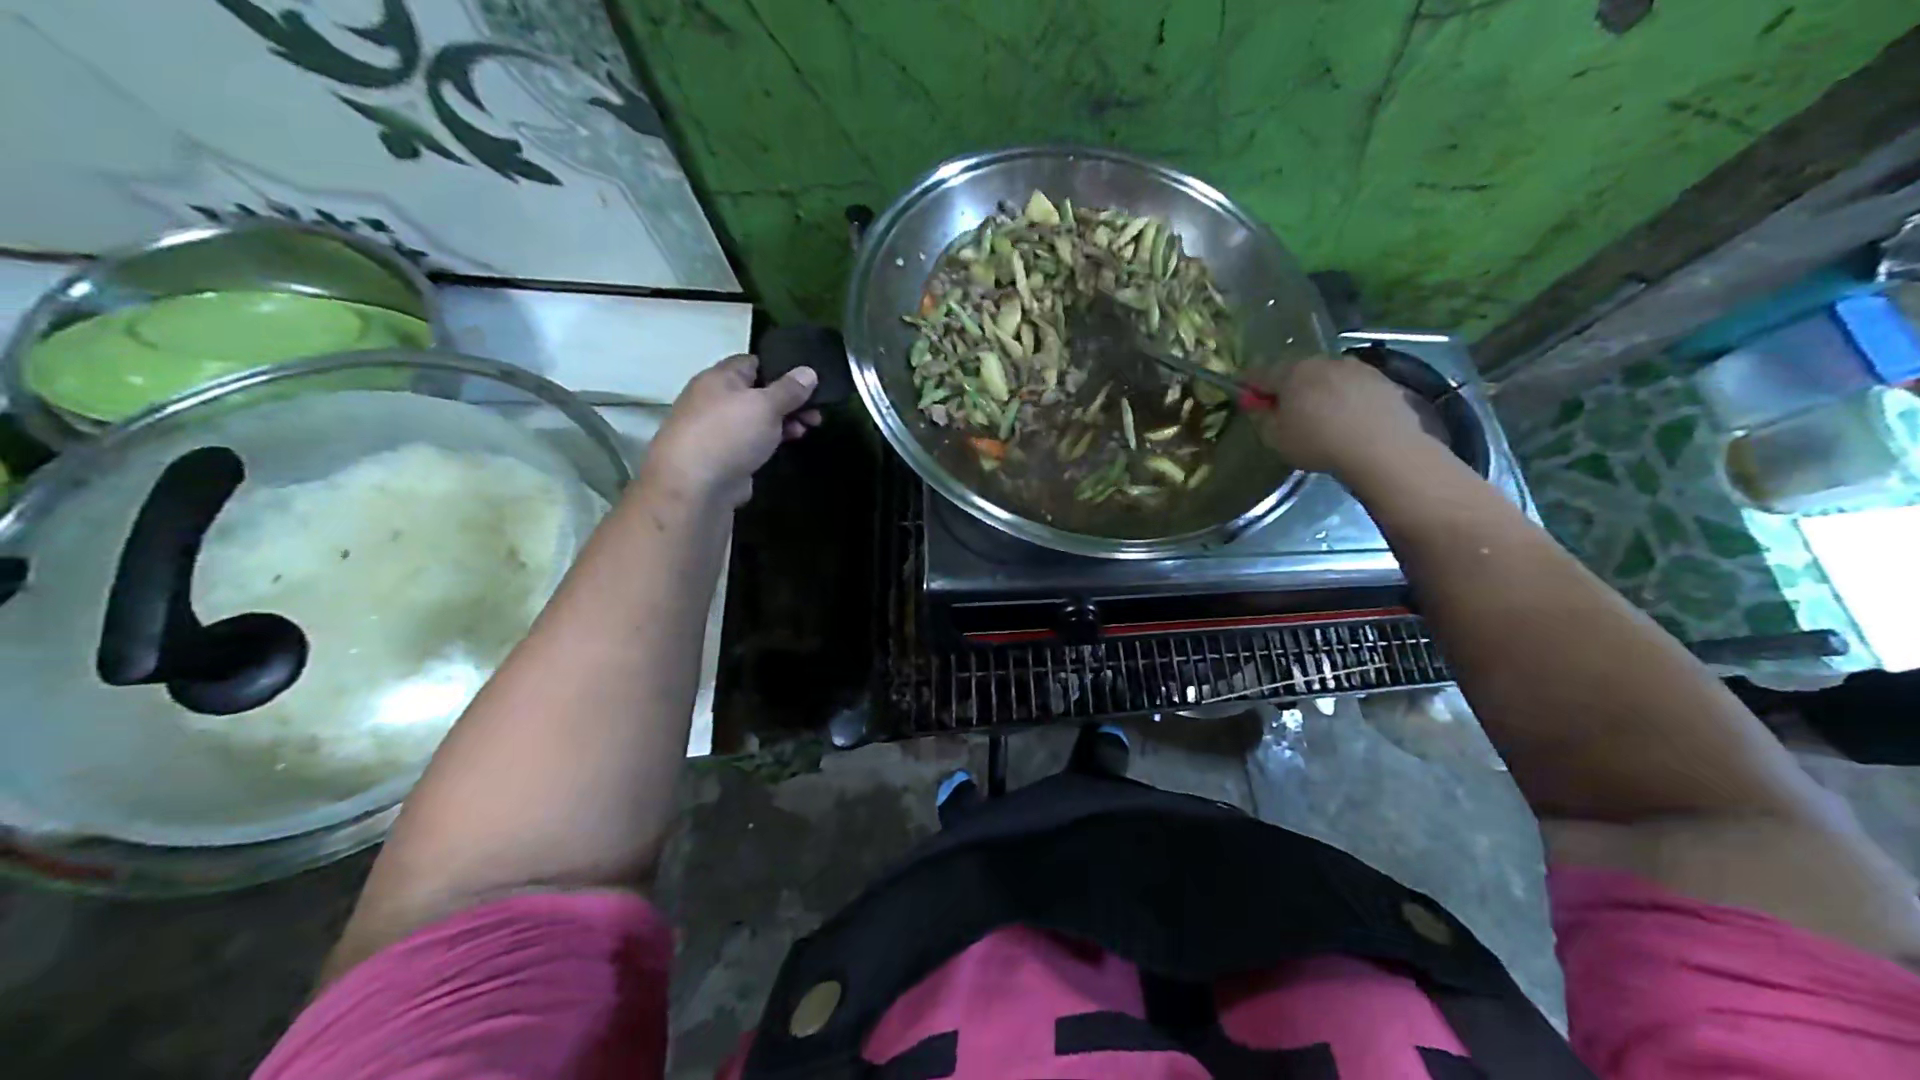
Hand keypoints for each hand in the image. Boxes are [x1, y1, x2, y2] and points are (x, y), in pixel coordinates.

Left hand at [642, 354, 820, 506]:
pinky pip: (752, 441)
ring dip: (783, 422)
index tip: (807, 381)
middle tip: (815, 412)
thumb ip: (790, 389)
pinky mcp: (724, 456)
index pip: (752, 362)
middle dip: (788, 400)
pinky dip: (770, 441)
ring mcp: (718, 429)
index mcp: (719, 378)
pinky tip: (787, 445)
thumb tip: (808, 371)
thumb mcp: (766, 405)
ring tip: (807, 429)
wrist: (695, 487)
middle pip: (758, 392)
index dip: (781, 368)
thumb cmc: (729, 434)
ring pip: (757, 418)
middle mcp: (715, 399)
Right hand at [1248, 351, 1437, 474]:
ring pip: (1327, 376)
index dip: (1249, 385)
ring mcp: (1355, 367)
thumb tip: (1258, 404)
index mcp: (1291, 372)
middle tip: (1286, 411)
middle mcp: (1322, 361)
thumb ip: (1261, 417)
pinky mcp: (1382, 379)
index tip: (1247, 398)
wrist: (1383, 447)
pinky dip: (1346, 397)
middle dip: (1288, 387)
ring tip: (1322, 417)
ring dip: (1319, 391)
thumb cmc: (1318, 442)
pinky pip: (1353, 386)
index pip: (1260, 373)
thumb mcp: (1275, 438)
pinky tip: (1349, 420)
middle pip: (1296, 371)